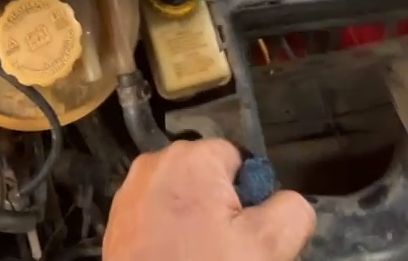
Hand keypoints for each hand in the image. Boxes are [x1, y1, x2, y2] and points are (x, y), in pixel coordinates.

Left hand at [104, 139, 314, 260]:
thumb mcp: (266, 249)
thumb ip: (290, 213)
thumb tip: (290, 200)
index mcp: (192, 157)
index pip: (237, 160)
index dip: (250, 197)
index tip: (247, 234)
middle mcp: (156, 160)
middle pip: (206, 177)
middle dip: (221, 209)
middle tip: (225, 253)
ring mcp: (131, 189)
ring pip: (181, 197)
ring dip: (194, 222)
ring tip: (200, 258)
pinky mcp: (117, 217)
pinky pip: (156, 214)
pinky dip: (168, 233)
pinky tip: (175, 260)